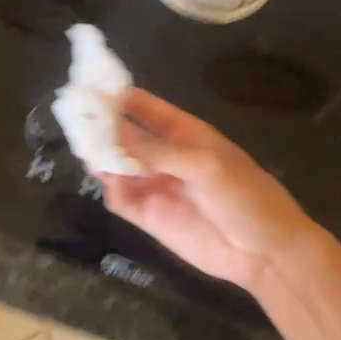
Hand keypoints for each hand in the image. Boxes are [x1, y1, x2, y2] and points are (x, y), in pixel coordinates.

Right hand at [96, 89, 319, 292]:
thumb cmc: (245, 195)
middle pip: (123, 134)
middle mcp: (163, 154)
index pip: (141, 105)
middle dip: (101, 126)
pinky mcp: (149, 217)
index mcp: (181, 131)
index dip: (116, 95)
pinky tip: (110, 183)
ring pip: (116, 164)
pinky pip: (121, 197)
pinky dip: (110, 188)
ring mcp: (155, 185)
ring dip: (101, 157)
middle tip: (75, 120)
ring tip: (87, 151)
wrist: (265, 252)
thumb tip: (113, 132)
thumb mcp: (205, 166)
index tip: (87, 87)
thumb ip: (159, 151)